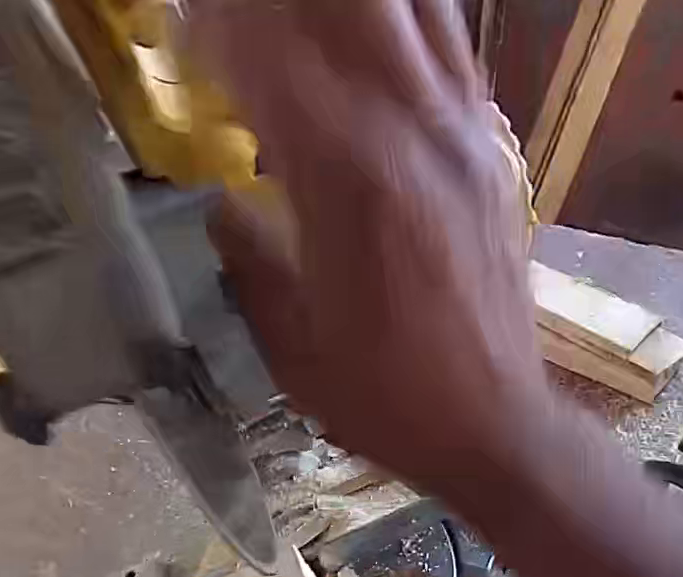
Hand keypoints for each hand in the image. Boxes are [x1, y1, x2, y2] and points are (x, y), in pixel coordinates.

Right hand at [198, 0, 553, 493]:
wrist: (493, 428)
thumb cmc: (390, 404)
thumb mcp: (296, 353)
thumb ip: (252, 265)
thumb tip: (224, 208)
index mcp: (351, 182)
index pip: (271, 50)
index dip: (220, 28)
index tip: (188, 39)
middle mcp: (414, 133)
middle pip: (347, 5)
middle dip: (281, 10)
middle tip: (248, 38)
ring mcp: (466, 136)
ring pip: (407, 8)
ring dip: (345, 13)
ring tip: (303, 38)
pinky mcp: (494, 157)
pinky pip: (451, 51)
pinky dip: (400, 29)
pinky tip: (368, 54)